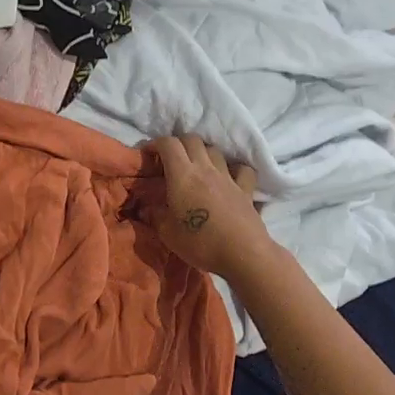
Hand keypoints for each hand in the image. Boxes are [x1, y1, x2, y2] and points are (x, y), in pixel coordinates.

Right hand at [144, 134, 273, 279]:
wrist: (242, 254)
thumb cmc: (200, 243)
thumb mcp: (167, 233)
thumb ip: (156, 215)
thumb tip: (148, 207)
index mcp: (182, 175)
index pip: (168, 144)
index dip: (156, 144)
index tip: (148, 154)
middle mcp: (205, 169)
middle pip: (192, 140)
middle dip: (178, 144)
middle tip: (170, 159)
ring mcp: (228, 177)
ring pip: (214, 150)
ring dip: (202, 153)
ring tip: (196, 167)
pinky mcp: (246, 189)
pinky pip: (241, 169)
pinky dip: (233, 168)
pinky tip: (228, 177)